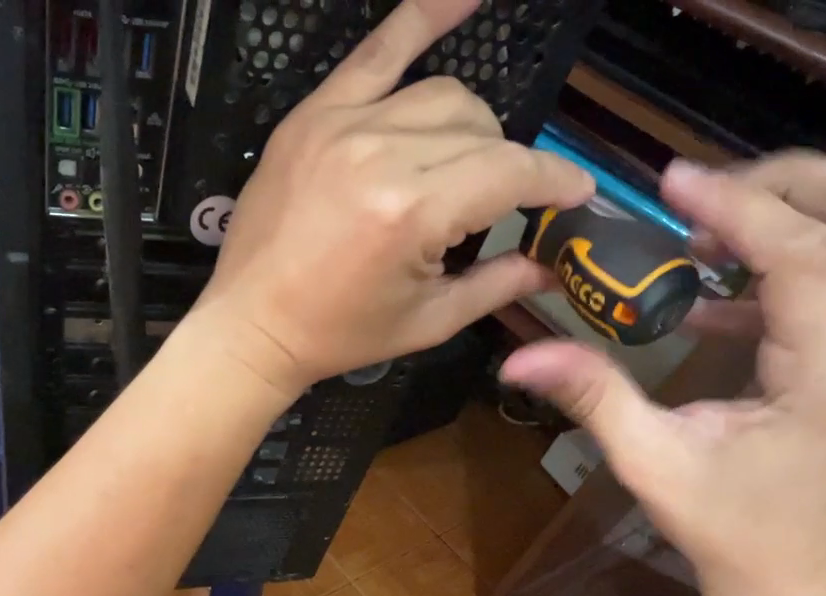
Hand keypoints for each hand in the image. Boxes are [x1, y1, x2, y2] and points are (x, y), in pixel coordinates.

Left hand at [197, 0, 592, 396]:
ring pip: (443, 95)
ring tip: (456, 166)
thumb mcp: (426, 322)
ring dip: (468, 127)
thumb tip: (552, 264)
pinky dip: (423, 16)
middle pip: (481, 129)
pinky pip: (377, 49)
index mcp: (413, 212)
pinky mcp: (312, 114)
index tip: (575, 194)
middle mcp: (382, 155)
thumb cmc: (339, 333)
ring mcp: (342, 126)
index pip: (511, 171)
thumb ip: (496, 285)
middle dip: (503, 167)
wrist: (250, 325)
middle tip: (489, 206)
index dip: (554, 182)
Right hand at [501, 152, 825, 595]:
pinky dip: (798, 257)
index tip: (672, 183)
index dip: (736, 206)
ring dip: (801, 211)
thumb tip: (517, 357)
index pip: (804, 254)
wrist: (796, 577)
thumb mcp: (651, 462)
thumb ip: (593, 396)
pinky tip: (721, 293)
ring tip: (710, 234)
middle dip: (794, 182)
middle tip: (707, 197)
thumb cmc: (725, 529)